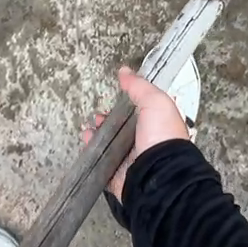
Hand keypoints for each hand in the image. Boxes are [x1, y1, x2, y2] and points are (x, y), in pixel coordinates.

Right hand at [82, 66, 189, 201]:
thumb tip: (124, 71)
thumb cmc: (161, 135)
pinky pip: (101, 162)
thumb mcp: (155, 102)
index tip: (114, 100)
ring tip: (89, 129)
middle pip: (121, 130)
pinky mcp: (117, 175)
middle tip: (97, 117)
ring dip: (97, 136)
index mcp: (157, 127)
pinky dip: (92, 152)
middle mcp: (144, 144)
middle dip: (107, 121)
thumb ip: (139, 87)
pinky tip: (87, 142)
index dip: (126, 106)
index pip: (139, 114)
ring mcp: (130, 161)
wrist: (157, 174)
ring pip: (109, 146)